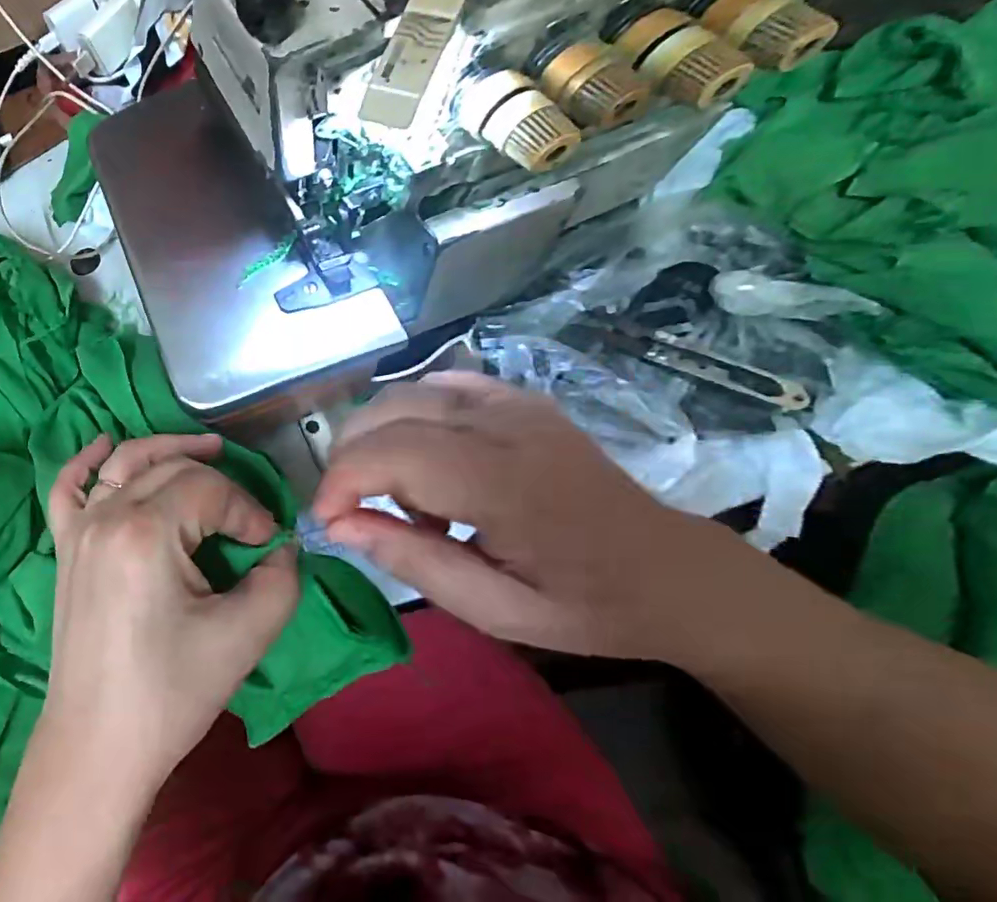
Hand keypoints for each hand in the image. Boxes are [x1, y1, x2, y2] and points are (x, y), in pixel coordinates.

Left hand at [39, 432, 300, 789]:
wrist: (98, 743)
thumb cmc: (169, 693)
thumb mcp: (242, 638)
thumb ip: (278, 582)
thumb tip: (282, 548)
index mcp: (145, 531)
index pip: (208, 490)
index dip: (247, 510)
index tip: (267, 545)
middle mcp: (106, 516)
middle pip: (171, 469)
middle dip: (218, 483)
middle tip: (247, 516)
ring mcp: (78, 529)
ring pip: (123, 463)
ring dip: (165, 449)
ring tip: (205, 447)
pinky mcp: (64, 549)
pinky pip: (67, 488)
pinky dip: (86, 461)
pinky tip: (104, 446)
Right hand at [313, 372, 774, 662]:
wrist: (671, 573)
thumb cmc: (584, 604)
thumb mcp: (495, 609)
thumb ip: (410, 562)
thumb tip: (338, 524)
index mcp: (502, 483)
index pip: (389, 454)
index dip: (339, 482)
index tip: (325, 521)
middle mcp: (504, 426)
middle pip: (386, 413)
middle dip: (348, 459)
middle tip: (353, 511)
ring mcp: (514, 403)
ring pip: (406, 394)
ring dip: (379, 441)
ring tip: (405, 498)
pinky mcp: (519, 398)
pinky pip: (441, 385)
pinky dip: (413, 416)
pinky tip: (427, 459)